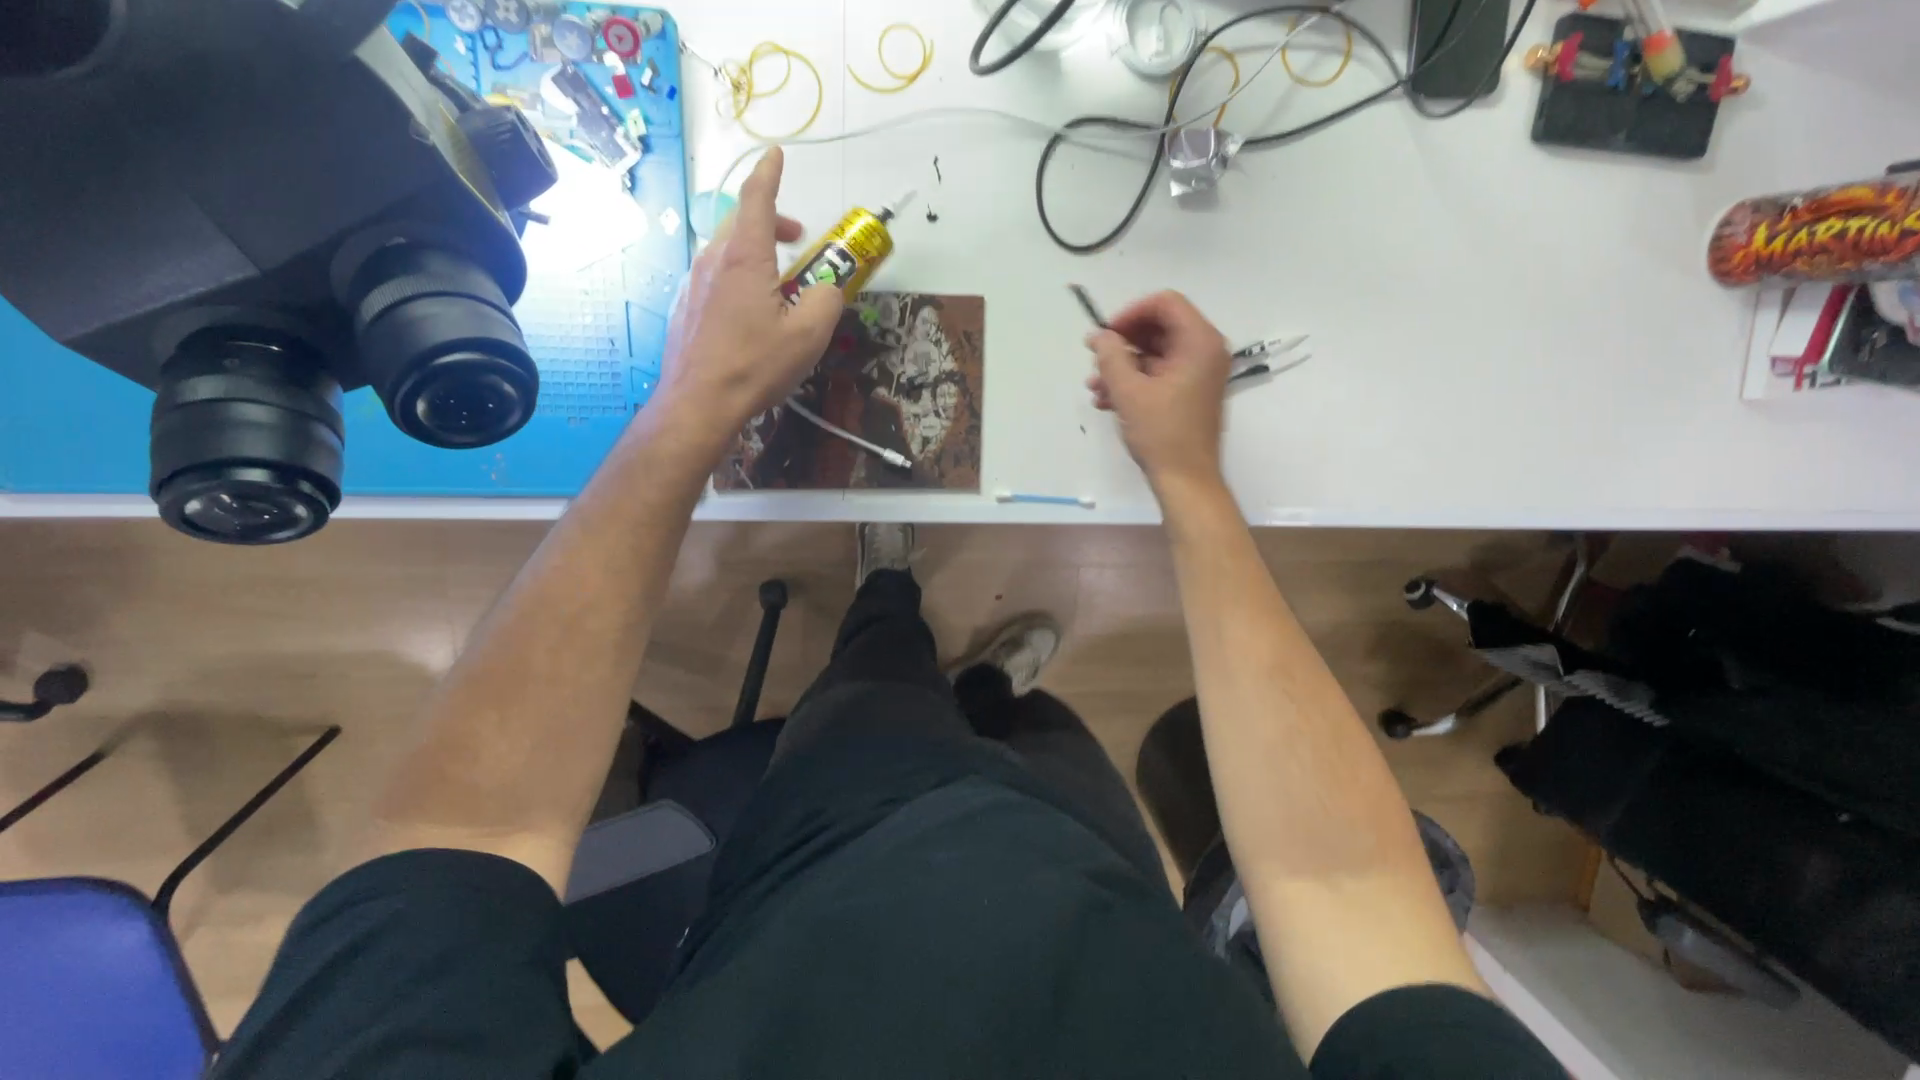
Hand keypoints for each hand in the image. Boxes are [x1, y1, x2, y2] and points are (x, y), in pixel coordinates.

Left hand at [657, 148, 843, 438]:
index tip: (776, 154)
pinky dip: (738, 279)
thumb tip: (826, 288)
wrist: (697, 404)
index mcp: (744, 257)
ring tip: (779, 285)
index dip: (769, 173)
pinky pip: (715, 279)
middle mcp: (713, 261)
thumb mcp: (809, 334)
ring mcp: (693, 285)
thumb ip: (826, 299)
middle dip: (772, 222)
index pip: (756, 199)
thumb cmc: (755, 366)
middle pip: (741, 222)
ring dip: (755, 253)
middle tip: (799, 241)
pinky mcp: (686, 309)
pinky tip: (751, 315)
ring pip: (726, 251)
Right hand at [1085, 291, 1231, 491]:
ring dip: (1123, 365)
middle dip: (1123, 342)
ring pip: (1155, 352)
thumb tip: (1098, 336)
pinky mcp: (1190, 392)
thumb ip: (1110, 356)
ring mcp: (1199, 373)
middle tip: (1096, 359)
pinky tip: (1107, 400)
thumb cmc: (1162, 434)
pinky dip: (1134, 381)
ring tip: (1095, 387)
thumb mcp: (1129, 392)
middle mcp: (1205, 351)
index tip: (1106, 334)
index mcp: (1200, 343)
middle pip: (1159, 326)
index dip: (1131, 313)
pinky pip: (1159, 373)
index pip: (1165, 303)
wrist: (1186, 480)